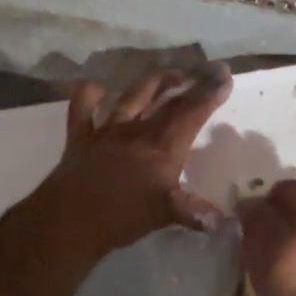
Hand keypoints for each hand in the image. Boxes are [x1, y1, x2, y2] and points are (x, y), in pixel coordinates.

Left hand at [41, 64, 232, 252]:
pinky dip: (91, 93)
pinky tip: (99, 87)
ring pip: (133, 96)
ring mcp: (107, 130)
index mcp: (163, 148)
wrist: (70, 220)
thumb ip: (195, 212)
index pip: (192, 113)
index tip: (224, 74)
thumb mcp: (165, 216)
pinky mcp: (81, 137)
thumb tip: (225, 221)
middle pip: (168, 101)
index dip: (210, 93)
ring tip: (169, 74)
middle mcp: (138, 131)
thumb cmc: (123, 218)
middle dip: (191, 85)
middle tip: (205, 73)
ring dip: (153, 82)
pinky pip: (84, 107)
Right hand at [237, 179, 295, 295]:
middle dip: (275, 196)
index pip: (258, 209)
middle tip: (269, 212)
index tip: (245, 215)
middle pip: (289, 189)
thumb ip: (253, 247)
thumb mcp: (262, 285)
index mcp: (282, 247)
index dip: (247, 209)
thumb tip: (249, 221)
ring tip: (292, 216)